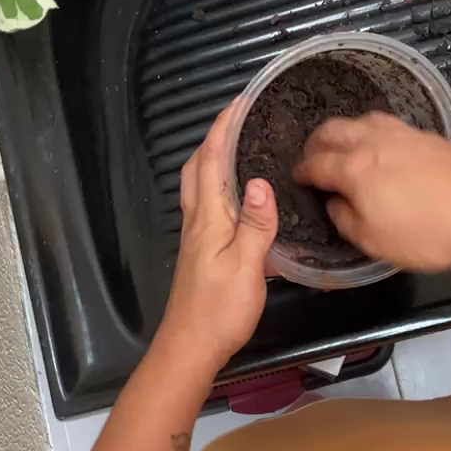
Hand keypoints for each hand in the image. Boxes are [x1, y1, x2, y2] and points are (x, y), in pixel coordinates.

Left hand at [154, 102, 277, 373]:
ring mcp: (196, 240)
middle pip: (196, 170)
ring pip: (200, 189)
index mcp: (207, 218)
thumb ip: (255, 224)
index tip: (239, 102)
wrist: (191, 347)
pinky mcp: (201, 256)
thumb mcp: (246, 265)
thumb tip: (260, 180)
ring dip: (215, 164)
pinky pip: (209, 209)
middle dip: (213, 140)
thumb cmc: (219, 309)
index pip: (210, 161)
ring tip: (242, 151)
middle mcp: (197, 223)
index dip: (222, 129)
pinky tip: (242, 202)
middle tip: (238, 122)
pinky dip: (222, 191)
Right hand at [294, 111, 450, 271]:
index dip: (302, 171)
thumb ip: (346, 220)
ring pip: (362, 120)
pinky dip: (372, 131)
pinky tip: (380, 145)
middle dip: (317, 142)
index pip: (317, 164)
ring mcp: (405, 134)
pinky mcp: (429, 137)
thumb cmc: (428, 231)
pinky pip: (388, 125)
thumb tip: (337, 204)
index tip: (297, 178)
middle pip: (334, 130)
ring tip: (343, 145)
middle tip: (312, 157)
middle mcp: (374, 142)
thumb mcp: (374, 241)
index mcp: (354, 169)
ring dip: (345, 130)